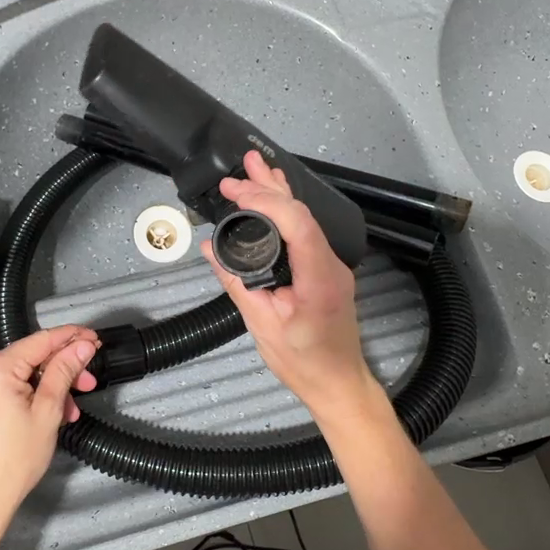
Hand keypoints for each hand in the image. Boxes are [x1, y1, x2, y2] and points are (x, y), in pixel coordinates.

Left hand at [0, 325, 98, 517]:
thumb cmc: (14, 460)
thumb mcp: (48, 412)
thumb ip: (64, 372)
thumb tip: (81, 345)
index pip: (41, 340)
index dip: (71, 337)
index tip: (94, 338)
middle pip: (31, 357)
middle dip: (63, 369)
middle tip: (89, 382)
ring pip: (22, 374)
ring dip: (50, 387)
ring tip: (70, 411)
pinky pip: (8, 387)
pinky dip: (31, 395)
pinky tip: (50, 413)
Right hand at [204, 151, 380, 422]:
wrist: (338, 383)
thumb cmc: (303, 363)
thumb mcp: (262, 326)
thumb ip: (237, 282)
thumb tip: (211, 249)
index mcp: (318, 280)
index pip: (298, 225)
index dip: (268, 202)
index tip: (237, 194)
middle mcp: (331, 264)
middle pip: (302, 213)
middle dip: (267, 189)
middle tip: (237, 170)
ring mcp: (332, 264)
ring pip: (306, 218)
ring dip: (277, 193)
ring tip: (254, 166)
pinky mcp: (326, 268)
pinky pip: (306, 231)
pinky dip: (285, 210)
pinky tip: (272, 195)